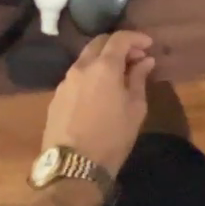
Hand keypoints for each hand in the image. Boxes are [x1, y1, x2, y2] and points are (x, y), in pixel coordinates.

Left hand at [41, 31, 155, 173]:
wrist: (73, 168)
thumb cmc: (112, 137)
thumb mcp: (135, 108)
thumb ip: (139, 79)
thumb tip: (145, 61)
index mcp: (103, 67)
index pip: (119, 38)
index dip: (136, 37)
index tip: (148, 45)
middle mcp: (81, 68)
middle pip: (99, 43)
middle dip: (118, 45)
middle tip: (134, 58)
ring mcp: (65, 82)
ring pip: (85, 60)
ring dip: (102, 61)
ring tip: (118, 76)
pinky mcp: (56, 98)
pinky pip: (76, 77)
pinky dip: (90, 76)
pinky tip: (99, 93)